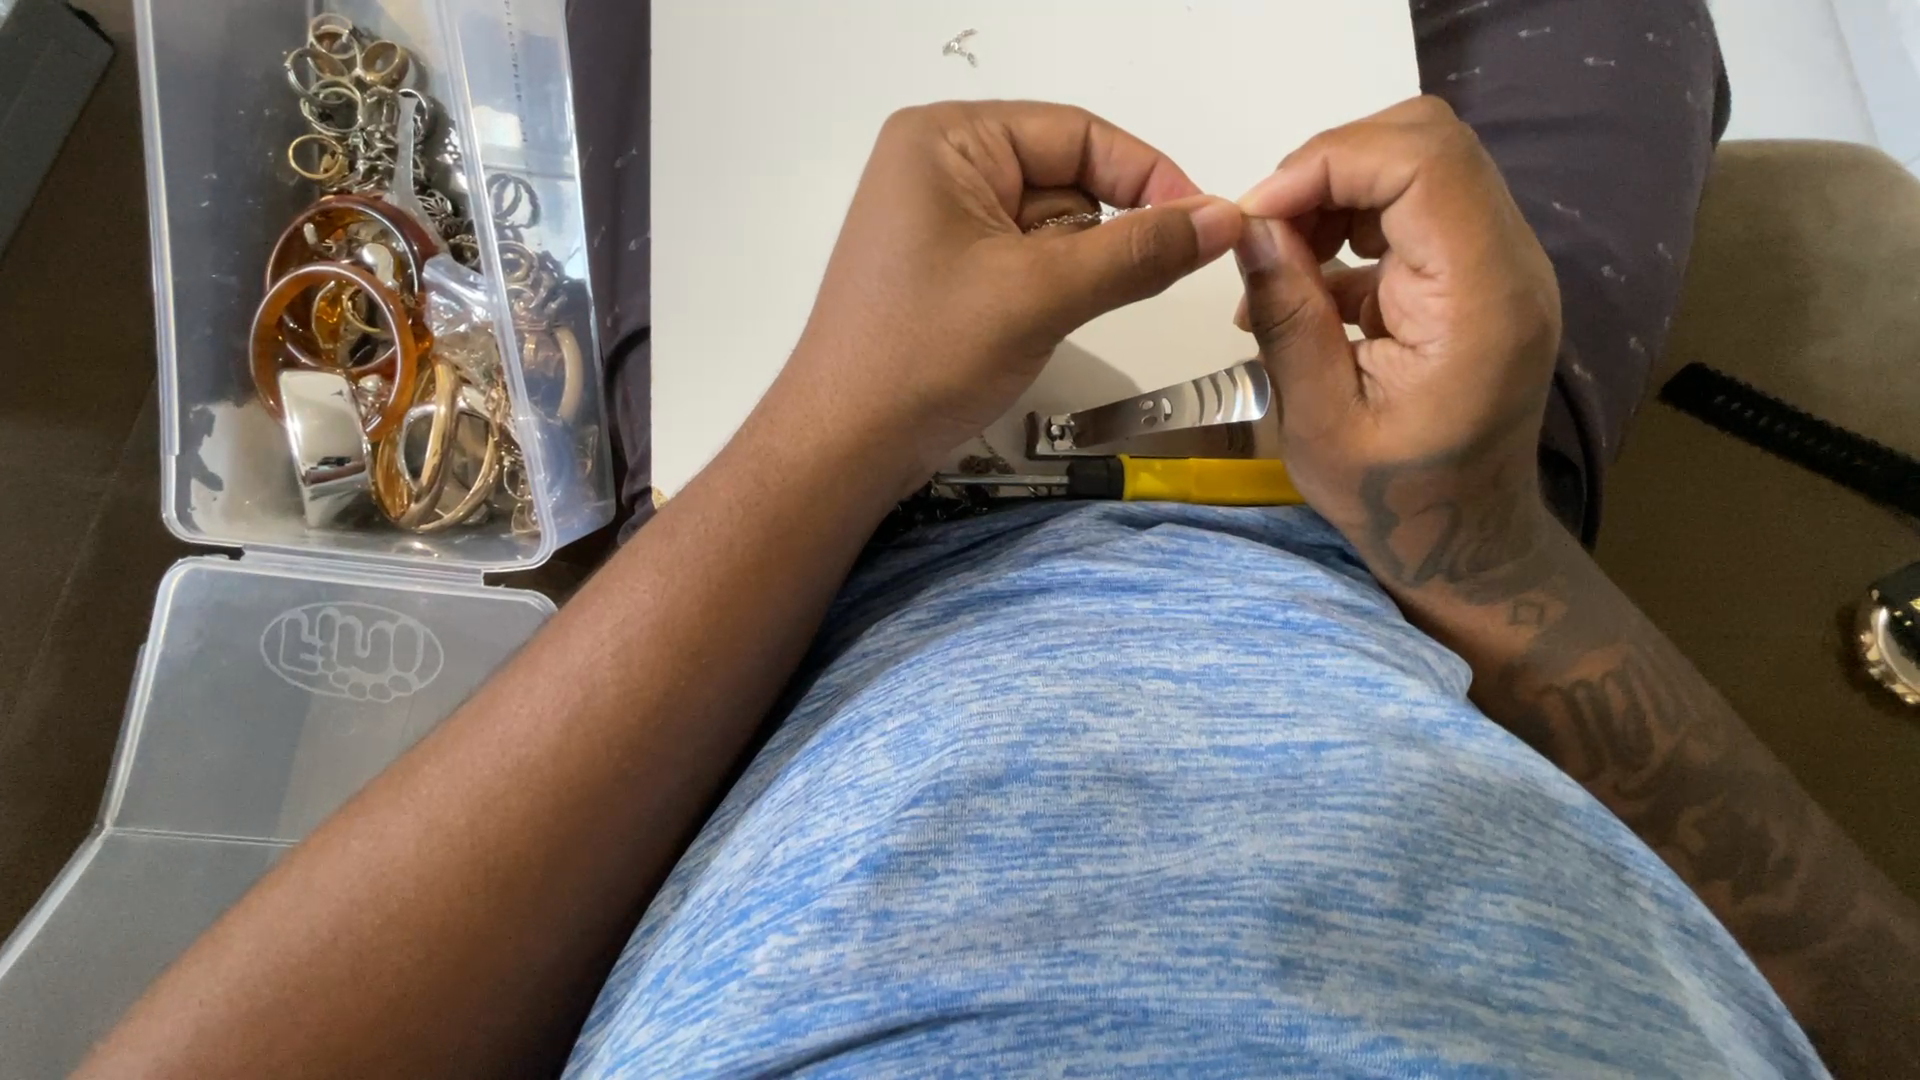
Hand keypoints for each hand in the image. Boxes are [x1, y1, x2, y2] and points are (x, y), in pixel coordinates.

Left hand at [761, 101, 1242, 492]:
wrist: (847, 447)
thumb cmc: (921, 358)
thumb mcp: (1039, 294)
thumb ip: (1136, 252)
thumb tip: (1224, 219)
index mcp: (946, 141)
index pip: (1077, 133)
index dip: (1148, 175)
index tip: (1208, 222)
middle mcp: (941, 172)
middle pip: (1066, 181)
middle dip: (1106, 234)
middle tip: (1138, 281)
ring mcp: (943, 230)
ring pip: (1050, 233)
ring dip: (1077, 273)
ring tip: (1050, 318)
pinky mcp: (949, 279)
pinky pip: (1024, 269)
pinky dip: (1052, 294)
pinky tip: (1039, 328)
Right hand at [1234, 97, 1562, 594]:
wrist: (1460, 534)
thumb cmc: (1390, 495)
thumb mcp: (1317, 419)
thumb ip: (1288, 317)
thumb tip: (1249, 230)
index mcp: (1478, 301)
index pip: (1422, 163)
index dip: (1327, 164)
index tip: (1253, 218)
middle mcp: (1506, 263)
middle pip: (1426, 143)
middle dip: (1326, 171)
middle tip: (1262, 236)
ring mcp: (1497, 265)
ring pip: (1416, 168)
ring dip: (1331, 199)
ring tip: (1275, 270)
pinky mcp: (1474, 277)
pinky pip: (1411, 214)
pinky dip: (1346, 231)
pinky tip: (1304, 290)